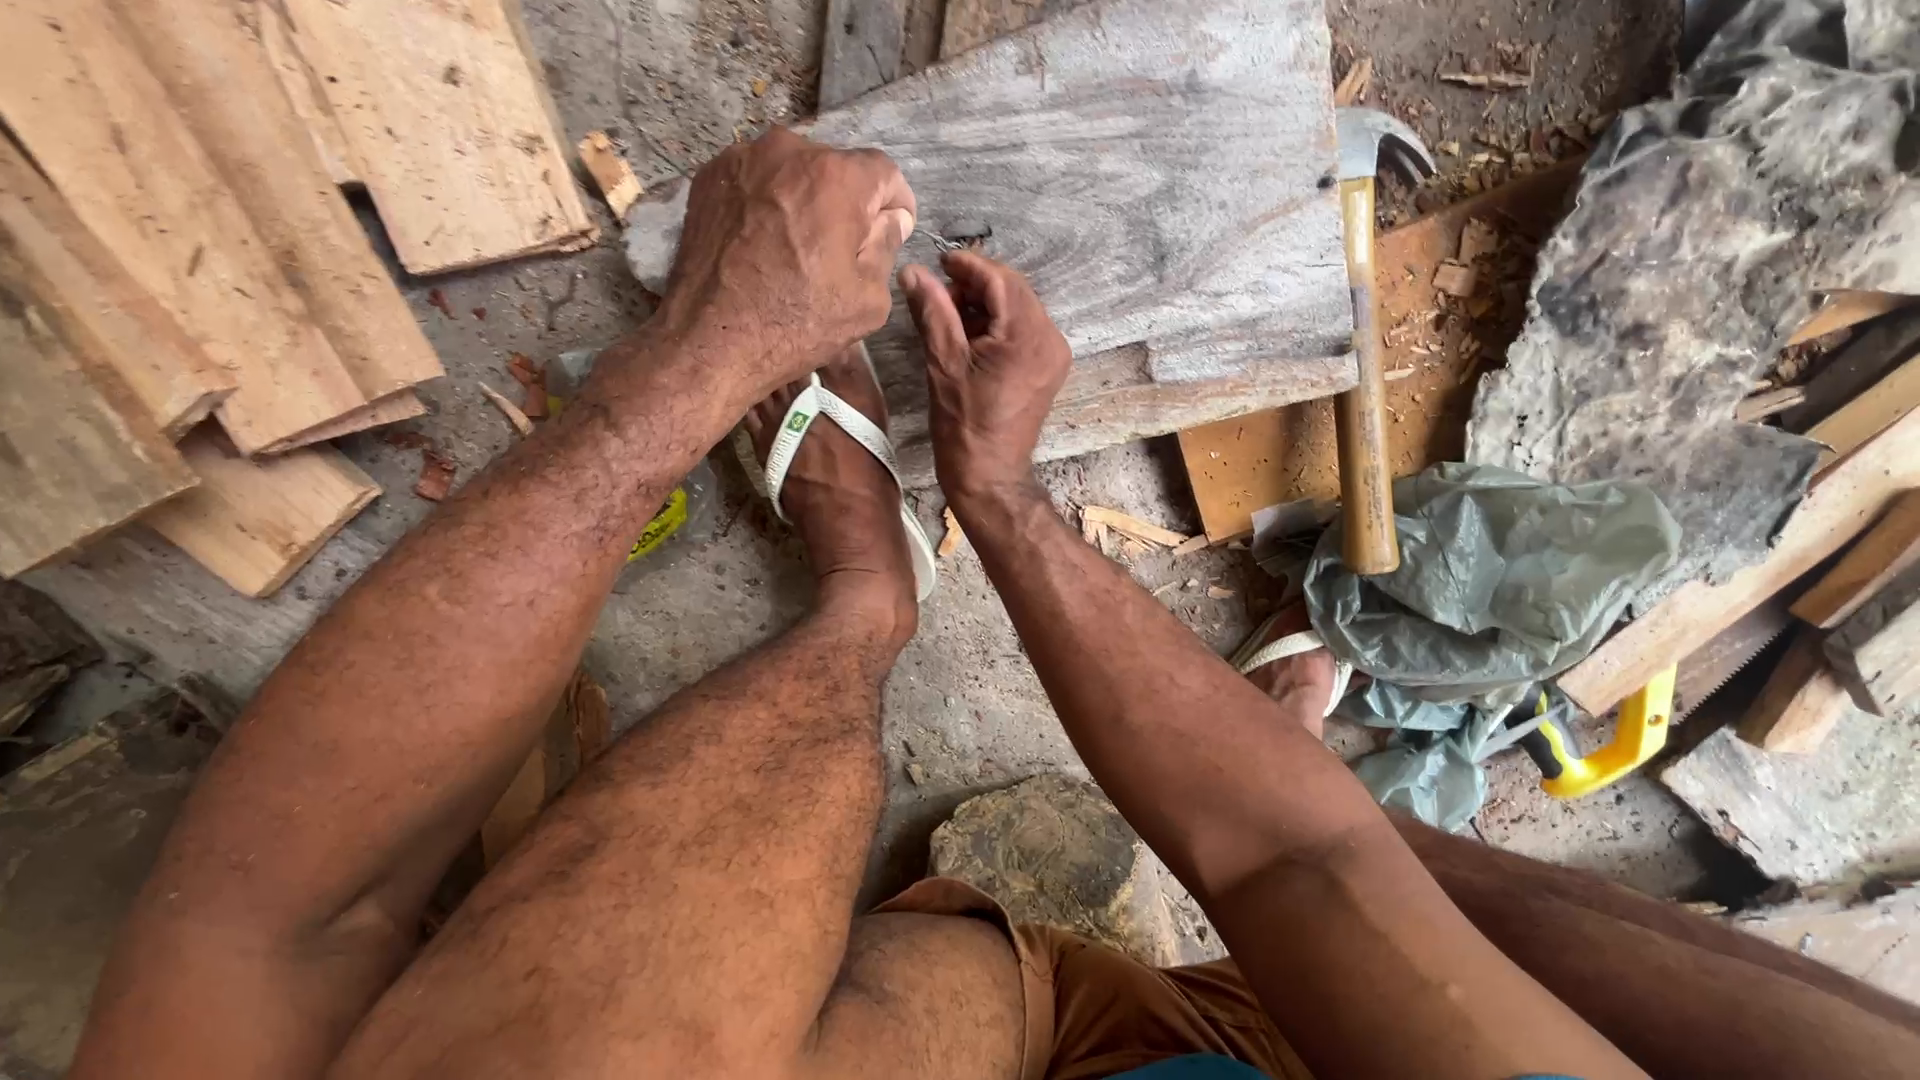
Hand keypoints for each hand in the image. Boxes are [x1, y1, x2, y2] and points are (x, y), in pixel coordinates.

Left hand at [655, 128, 915, 398]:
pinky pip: (757, 179)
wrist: (711, 341)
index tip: (893, 230)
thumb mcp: (868, 298)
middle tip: (842, 247)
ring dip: (806, 199)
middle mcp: (789, 150)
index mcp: (837, 177)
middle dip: (848, 201)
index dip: (896, 204)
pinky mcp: (709, 176)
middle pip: (837, 167)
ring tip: (797, 245)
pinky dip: (768, 202)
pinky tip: (763, 242)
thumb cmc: (797, 323)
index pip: (885, 172)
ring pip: (794, 171)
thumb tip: (891, 219)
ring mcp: (743, 158)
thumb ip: (887, 246)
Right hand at [899, 252, 1072, 505]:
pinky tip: (969, 338)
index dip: (967, 265)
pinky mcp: (1048, 367)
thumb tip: (914, 272)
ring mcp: (1053, 354)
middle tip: (938, 298)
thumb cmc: (964, 426)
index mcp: (1028, 336)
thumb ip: (932, 311)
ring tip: (949, 321)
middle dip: (974, 286)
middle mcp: (1050, 339)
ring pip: (1017, 308)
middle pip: (1012, 290)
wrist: (989, 475)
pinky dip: (996, 325)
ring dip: (983, 305)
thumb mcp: (943, 364)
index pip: (1000, 279)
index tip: (937, 263)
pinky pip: (1023, 329)